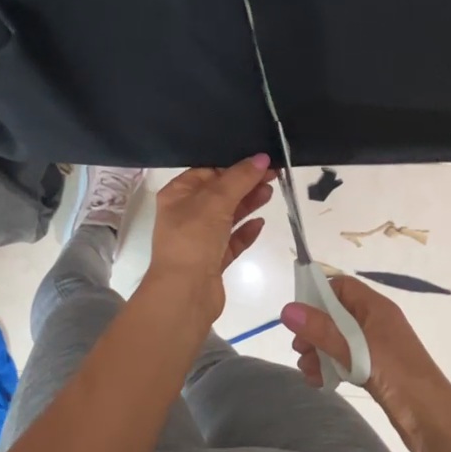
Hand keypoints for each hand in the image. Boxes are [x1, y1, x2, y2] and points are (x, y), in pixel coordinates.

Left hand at [143, 155, 277, 318]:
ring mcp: (199, 239)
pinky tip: (261, 224)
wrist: (184, 293)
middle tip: (273, 174)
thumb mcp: (215, 201)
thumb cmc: (193, 239)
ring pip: (227, 216)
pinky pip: (231, 241)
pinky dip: (245, 231)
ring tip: (271, 192)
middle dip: (244, 183)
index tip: (259, 160)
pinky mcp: (212, 261)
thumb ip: (239, 178)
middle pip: (219, 193)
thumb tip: (261, 158)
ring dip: (248, 204)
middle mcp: (185, 214)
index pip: (206, 172)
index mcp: (177, 195)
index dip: (232, 165)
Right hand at [281, 276, 450, 451]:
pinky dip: (331, 366)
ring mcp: (377, 347)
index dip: (318, 295)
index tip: (299, 316)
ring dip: (319, 351)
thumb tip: (287, 309)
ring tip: (306, 369)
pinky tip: (319, 381)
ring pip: (338, 339)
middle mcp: (376, 323)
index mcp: (376, 308)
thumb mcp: (355, 350)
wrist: (433, 421)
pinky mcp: (376, 370)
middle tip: (299, 349)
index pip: (342, 287)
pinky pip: (346, 359)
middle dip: (313, 329)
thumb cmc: (397, 376)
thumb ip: (320, 330)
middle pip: (336, 314)